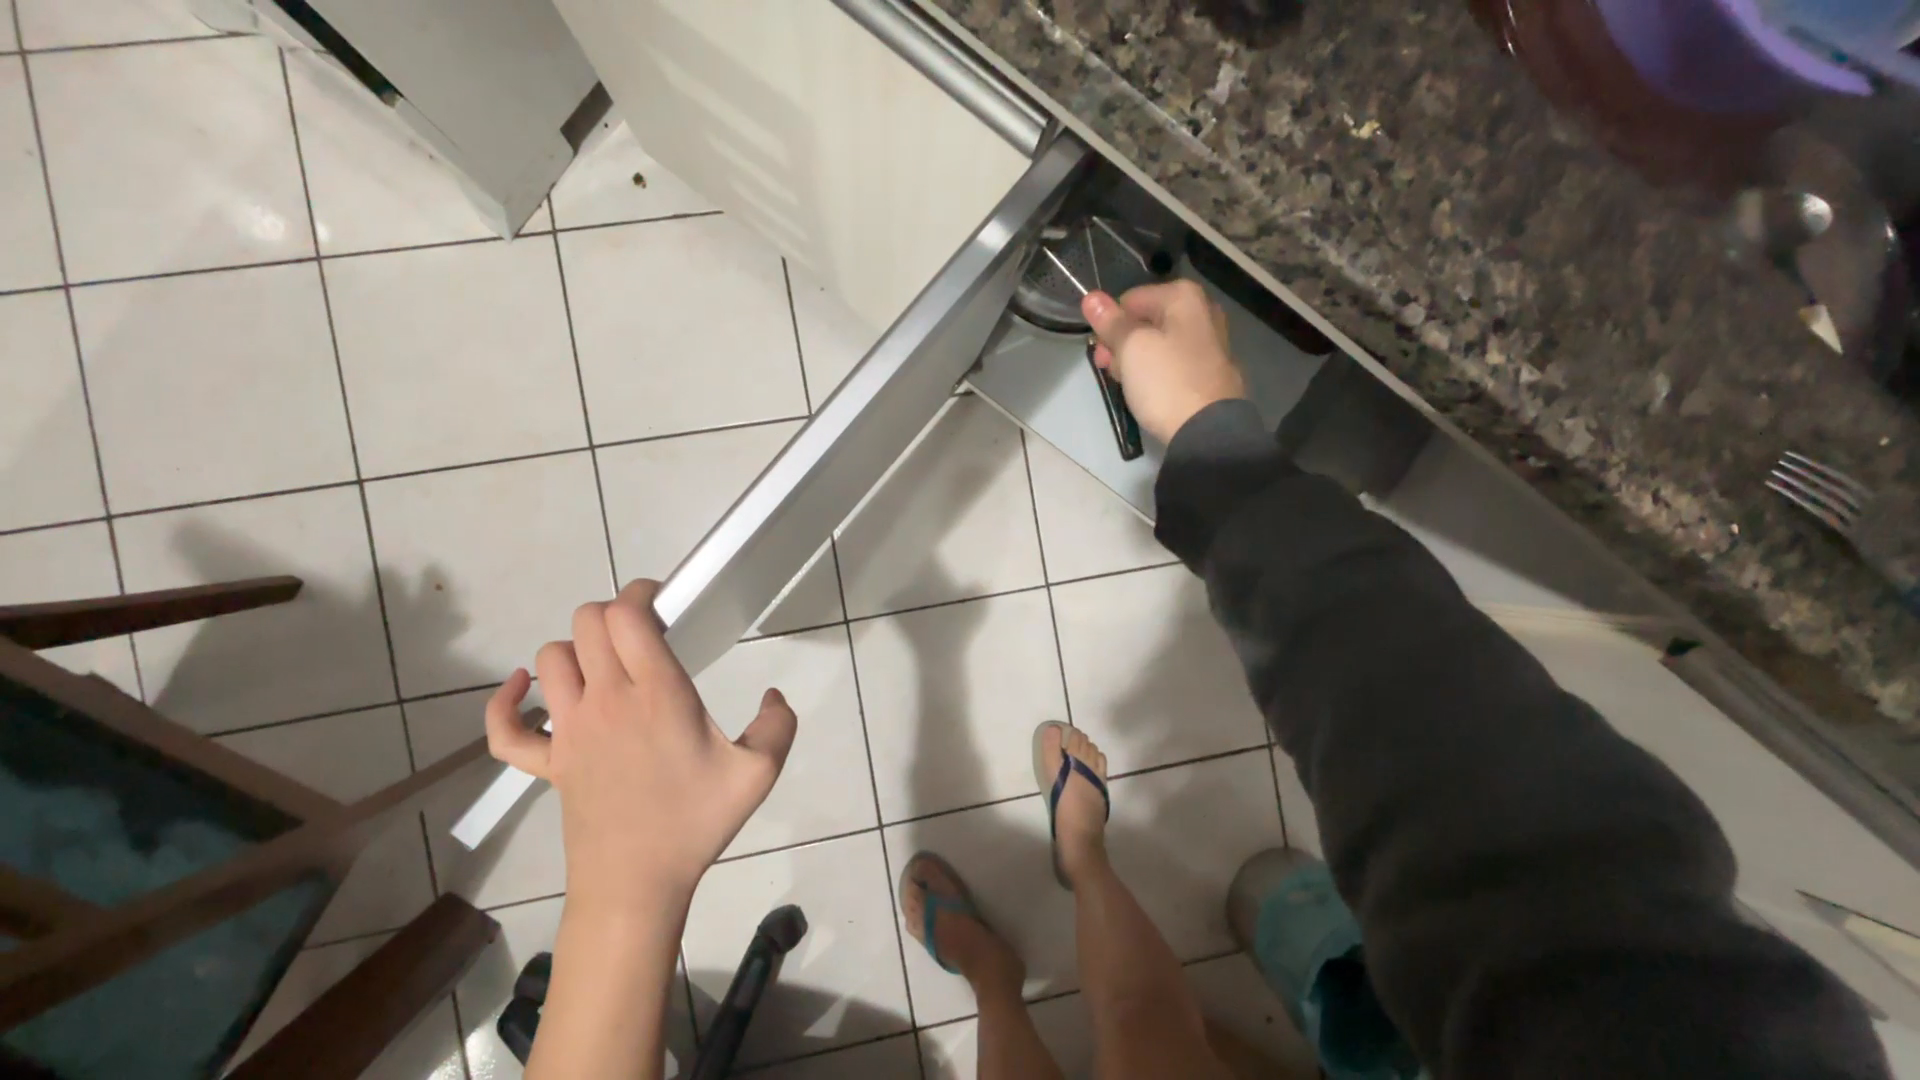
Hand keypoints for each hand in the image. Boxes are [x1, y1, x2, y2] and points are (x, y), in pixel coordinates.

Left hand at [485, 579, 797, 913]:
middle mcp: (607, 700)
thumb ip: (778, 726)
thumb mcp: (758, 774)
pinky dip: (506, 702)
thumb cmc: (695, 824)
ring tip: (604, 663)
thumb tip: (775, 696)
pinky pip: (505, 728)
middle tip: (641, 632)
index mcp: (658, 694)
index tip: (662, 599)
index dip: (641, 593)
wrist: (637, 885)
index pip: (629, 616)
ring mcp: (569, 732)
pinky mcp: (546, 764)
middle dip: (612, 613)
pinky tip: (525, 691)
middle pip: (587, 624)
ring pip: (549, 659)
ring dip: (574, 649)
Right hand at [1083, 281, 1247, 444]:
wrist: (1208, 431)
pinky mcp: (1210, 373)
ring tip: (1130, 387)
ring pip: (1159, 346)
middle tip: (1112, 371)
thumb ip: (1110, 322)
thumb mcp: (1131, 348)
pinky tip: (1152, 394)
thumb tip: (1091, 297)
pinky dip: (1158, 375)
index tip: (1102, 352)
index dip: (1110, 325)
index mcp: (1184, 297)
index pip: (1129, 300)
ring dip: (1137, 362)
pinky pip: (1173, 366)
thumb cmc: (1167, 381)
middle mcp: (1202, 313)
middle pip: (1146, 322)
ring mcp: (1210, 345)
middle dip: (1123, 345)